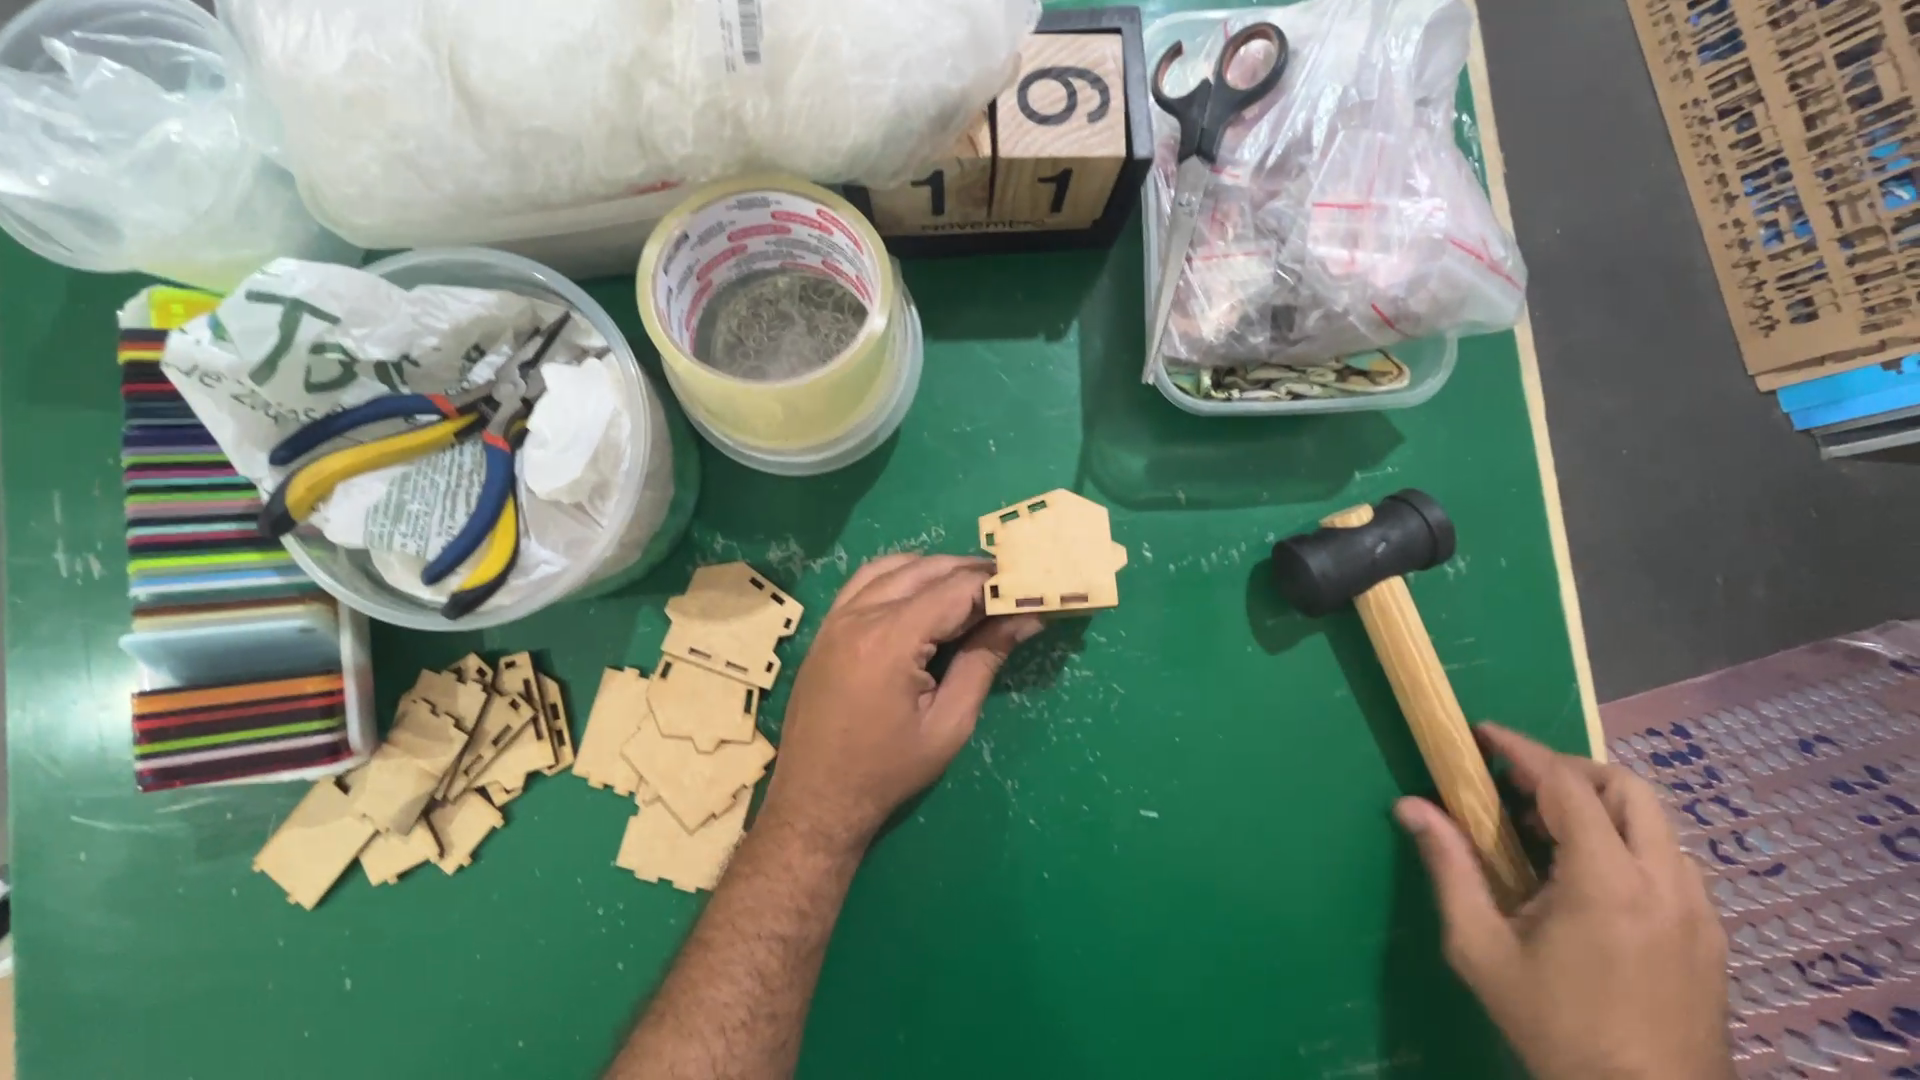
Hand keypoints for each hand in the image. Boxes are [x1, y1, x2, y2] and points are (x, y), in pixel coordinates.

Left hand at [761, 555, 1043, 855]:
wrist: (817, 798)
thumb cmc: (888, 770)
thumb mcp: (949, 722)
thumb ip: (985, 661)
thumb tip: (1025, 618)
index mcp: (890, 640)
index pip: (954, 589)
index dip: (995, 586)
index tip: (1027, 591)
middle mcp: (859, 615)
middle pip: (925, 570)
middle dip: (971, 573)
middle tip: (1009, 590)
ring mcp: (837, 617)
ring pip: (894, 567)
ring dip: (936, 569)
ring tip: (972, 590)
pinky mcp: (827, 626)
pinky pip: (866, 580)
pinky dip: (900, 575)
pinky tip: (922, 593)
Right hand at [1395, 724, 1732, 1079]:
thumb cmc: (1553, 1023)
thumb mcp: (1481, 948)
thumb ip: (1449, 868)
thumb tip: (1410, 806)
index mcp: (1607, 881)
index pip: (1568, 786)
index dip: (1522, 750)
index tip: (1482, 735)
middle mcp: (1665, 882)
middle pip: (1628, 788)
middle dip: (1568, 770)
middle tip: (1516, 783)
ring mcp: (1697, 908)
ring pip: (1655, 821)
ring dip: (1599, 804)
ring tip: (1544, 829)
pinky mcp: (1710, 932)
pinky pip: (1668, 857)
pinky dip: (1625, 839)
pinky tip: (1586, 874)